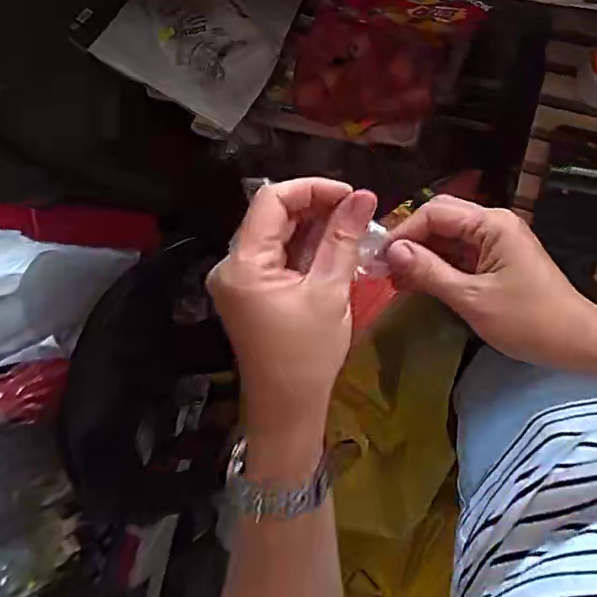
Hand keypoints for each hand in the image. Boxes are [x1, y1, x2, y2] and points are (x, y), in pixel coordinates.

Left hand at [207, 178, 376, 473]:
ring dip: (315, 224)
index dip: (312, 188)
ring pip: (278, 231)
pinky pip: (279, 253)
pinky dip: (307, 244)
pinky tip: (336, 244)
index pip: (272, 200)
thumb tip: (364, 196)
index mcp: (243, 263)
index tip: (351, 195)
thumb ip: (344, 237)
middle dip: (317, 205)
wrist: (288, 407)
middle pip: (273, 213)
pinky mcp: (252, 288)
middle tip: (358, 210)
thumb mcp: (331, 290)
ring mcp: (240, 277)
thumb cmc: (308, 353)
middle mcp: (232, 264)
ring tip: (353, 225)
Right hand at [383, 196, 596, 371]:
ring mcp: (498, 240)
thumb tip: (391, 251)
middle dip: (410, 241)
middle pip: (440, 219)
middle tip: (383, 270)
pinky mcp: (500, 258)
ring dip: (423, 255)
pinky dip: (440, 266)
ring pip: (449, 237)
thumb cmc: (528, 321)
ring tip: (395, 281)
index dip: (402, 233)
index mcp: (491, 223)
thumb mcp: (472, 299)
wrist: (577, 340)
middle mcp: (494, 223)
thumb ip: (429, 272)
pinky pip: (462, 253)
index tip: (377, 260)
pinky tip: (419, 283)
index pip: (434, 213)